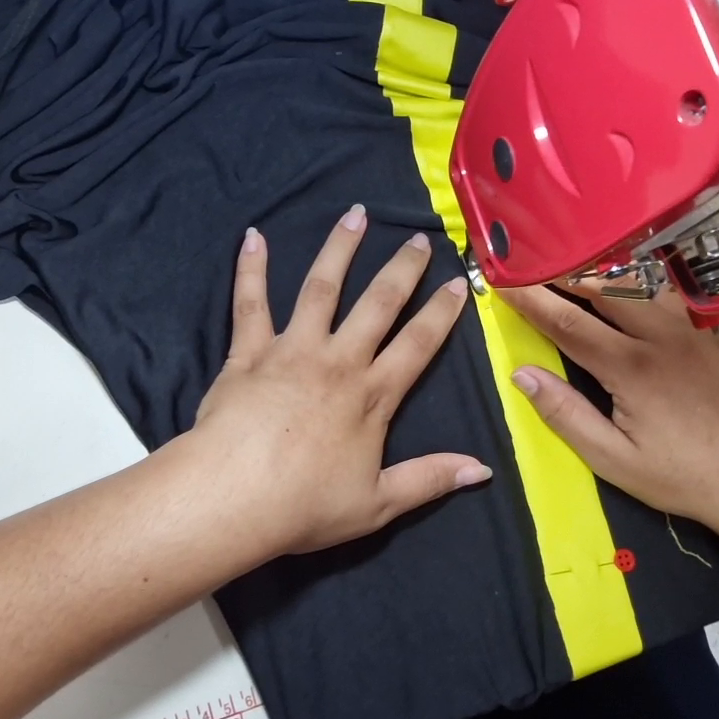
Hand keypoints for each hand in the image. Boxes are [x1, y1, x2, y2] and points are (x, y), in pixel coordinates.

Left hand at [188, 206, 489, 555]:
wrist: (235, 495)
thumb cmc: (305, 504)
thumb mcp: (378, 503)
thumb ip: (430, 479)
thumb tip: (484, 470)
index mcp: (372, 396)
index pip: (418, 345)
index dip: (441, 313)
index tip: (458, 283)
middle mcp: (338, 361)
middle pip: (378, 304)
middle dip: (402, 269)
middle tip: (419, 239)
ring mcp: (292, 350)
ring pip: (321, 289)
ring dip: (340, 250)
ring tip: (355, 215)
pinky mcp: (248, 352)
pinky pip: (250, 303)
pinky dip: (250, 269)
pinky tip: (253, 237)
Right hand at [498, 283, 718, 537]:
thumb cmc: (683, 478)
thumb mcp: (614, 460)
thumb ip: (565, 414)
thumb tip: (522, 374)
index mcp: (631, 367)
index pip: (567, 322)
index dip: (531, 299)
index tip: (504, 281)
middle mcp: (664, 336)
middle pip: (605, 288)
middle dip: (566, 273)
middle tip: (539, 265)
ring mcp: (700, 330)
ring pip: (646, 284)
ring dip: (608, 274)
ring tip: (583, 271)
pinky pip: (682, 297)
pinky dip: (651, 286)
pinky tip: (643, 290)